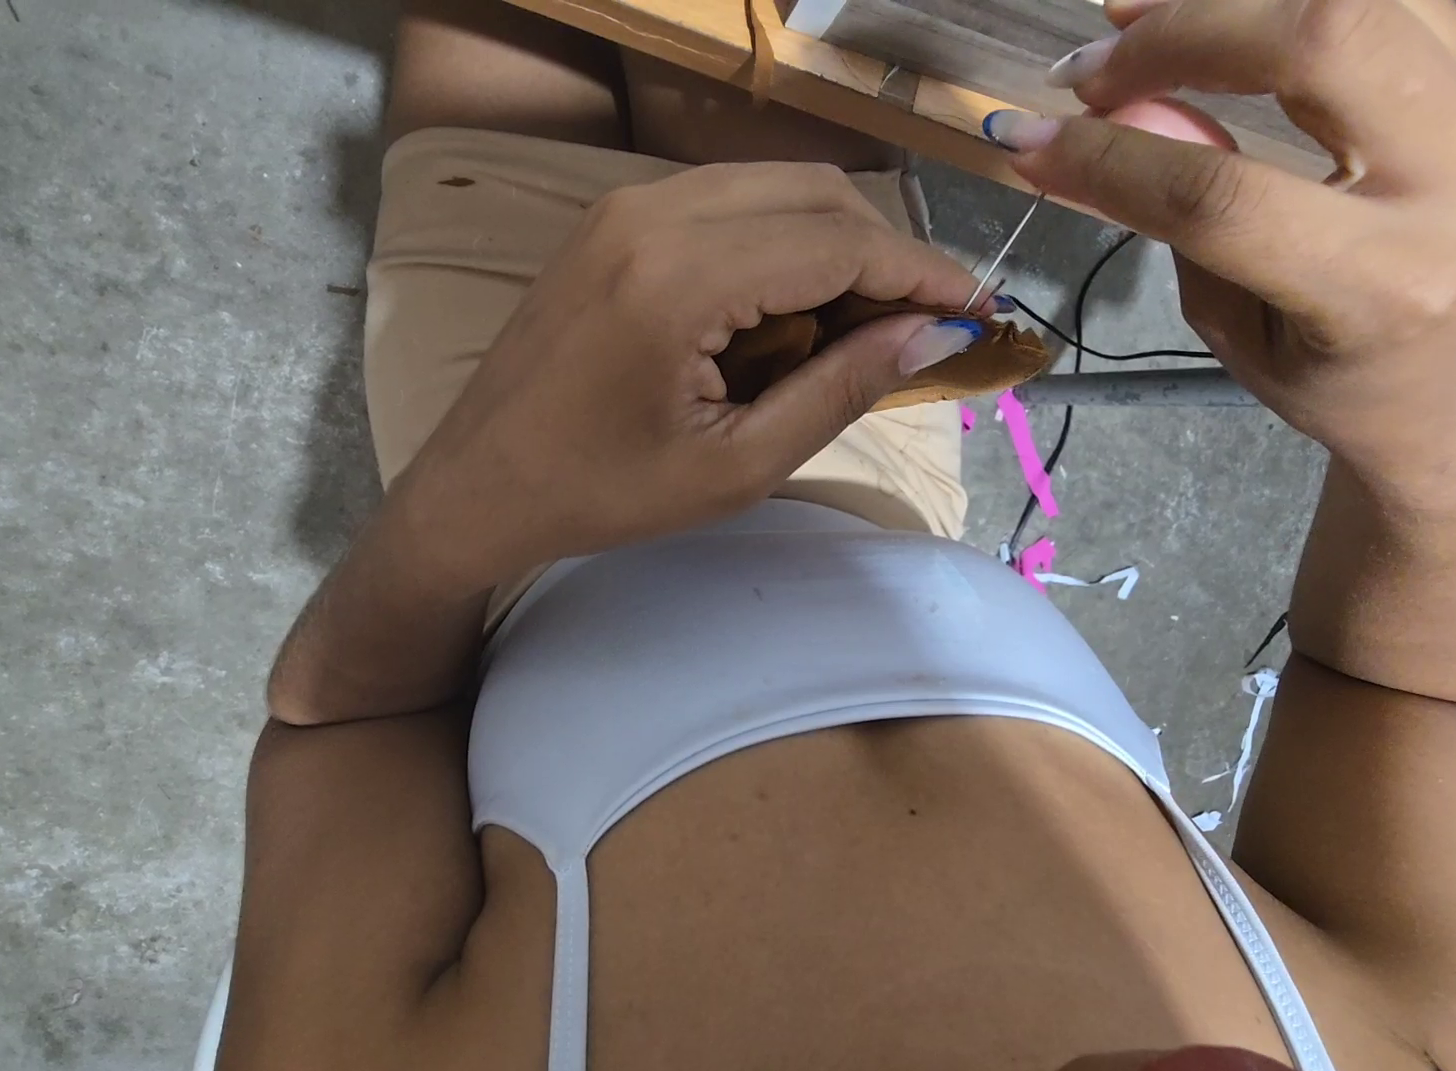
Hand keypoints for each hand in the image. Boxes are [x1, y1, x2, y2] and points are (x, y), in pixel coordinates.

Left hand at [395, 162, 985, 583]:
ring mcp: (623, 207)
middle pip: (814, 196)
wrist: (479, 487)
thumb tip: (930, 336)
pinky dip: (781, 243)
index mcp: (680, 277)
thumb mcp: (736, 466)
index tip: (976, 309)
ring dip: (836, 246)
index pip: (839, 242)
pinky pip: (727, 205)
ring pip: (773, 189)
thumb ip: (839, 390)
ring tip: (864, 324)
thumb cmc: (604, 496)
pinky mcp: (612, 222)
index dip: (921, 272)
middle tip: (924, 324)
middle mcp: (652, 212)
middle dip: (886, 254)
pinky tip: (791, 308)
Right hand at [985, 0, 1455, 510]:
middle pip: (1321, 40)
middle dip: (1180, 36)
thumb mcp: (1231, 329)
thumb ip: (1181, 224)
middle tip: (1089, 67)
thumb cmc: (1327, 387)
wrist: (1455, 390)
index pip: (1220, 195)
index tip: (1032, 141)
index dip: (1113, 158)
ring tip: (1133, 15)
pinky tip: (1213, 11)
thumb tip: (1112, 123)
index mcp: (1376, 286)